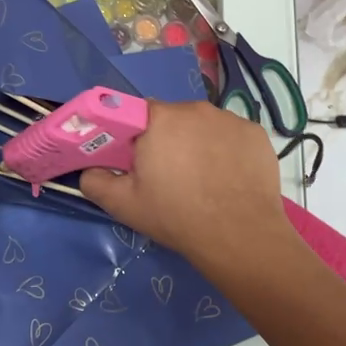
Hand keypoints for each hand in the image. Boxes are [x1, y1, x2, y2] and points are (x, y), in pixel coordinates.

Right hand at [80, 100, 295, 270]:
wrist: (239, 236)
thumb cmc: (176, 216)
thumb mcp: (124, 205)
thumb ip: (95, 182)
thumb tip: (89, 171)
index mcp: (159, 119)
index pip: (138, 112)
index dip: (136, 135)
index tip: (138, 160)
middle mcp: (195, 109)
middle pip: (173, 118)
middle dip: (168, 140)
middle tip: (168, 175)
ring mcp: (230, 119)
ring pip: (204, 126)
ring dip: (198, 143)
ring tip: (202, 179)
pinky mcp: (256, 134)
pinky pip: (232, 136)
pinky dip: (227, 151)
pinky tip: (228, 179)